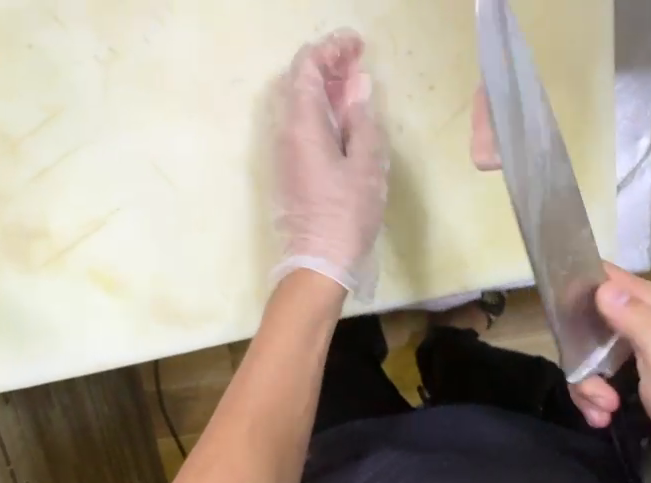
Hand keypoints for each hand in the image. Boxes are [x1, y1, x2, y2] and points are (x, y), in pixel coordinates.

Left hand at [272, 32, 389, 301]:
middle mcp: (285, 135)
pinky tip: (345, 128)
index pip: (307, 67)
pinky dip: (322, 118)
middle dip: (328, 69)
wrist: (317, 266)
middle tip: (358, 69)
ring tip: (356, 96)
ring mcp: (283, 157)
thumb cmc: (345, 216)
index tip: (358, 48)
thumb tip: (358, 93)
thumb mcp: (367, 166)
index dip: (332, 50)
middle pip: (299, 84)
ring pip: (299, 109)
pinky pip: (302, 132)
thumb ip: (363, 122)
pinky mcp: (289, 176)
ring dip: (326, 95)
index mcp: (302, 124)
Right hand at [569, 266, 650, 449]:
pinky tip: (605, 414)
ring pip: (587, 356)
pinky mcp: (627, 370)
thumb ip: (636, 321)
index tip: (563, 326)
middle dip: (582, 361)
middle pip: (586, 324)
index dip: (577, 293)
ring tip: (605, 408)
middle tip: (595, 390)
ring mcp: (632, 345)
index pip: (604, 277)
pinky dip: (594, 398)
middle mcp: (640, 317)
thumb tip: (602, 289)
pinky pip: (595, 376)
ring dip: (588, 387)